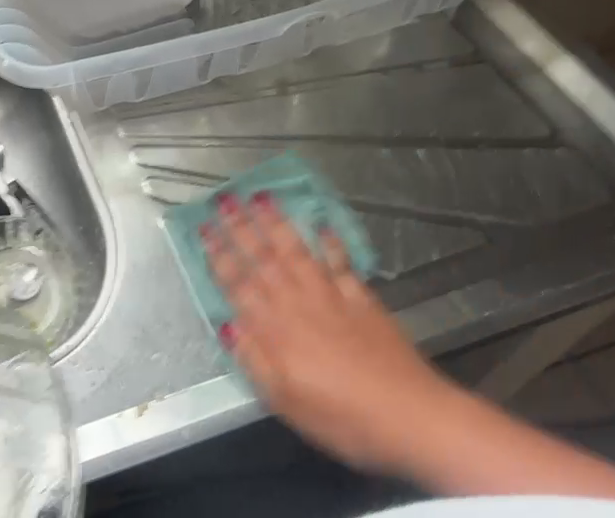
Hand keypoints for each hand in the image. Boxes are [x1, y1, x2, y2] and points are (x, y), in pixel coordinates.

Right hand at [201, 191, 459, 473]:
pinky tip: (321, 223)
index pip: (238, 283)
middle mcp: (297, 303)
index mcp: (274, 329)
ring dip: (277, 222)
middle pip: (263, 258)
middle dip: (240, 226)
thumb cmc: (341, 417)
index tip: (204, 227)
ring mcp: (331, 296)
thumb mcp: (284, 400)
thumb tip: (227, 323)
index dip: (219, 254)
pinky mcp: (362, 299)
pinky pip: (340, 262)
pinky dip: (329, 241)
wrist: (410, 416)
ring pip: (296, 250)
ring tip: (261, 196)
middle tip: (225, 198)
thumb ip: (253, 358)